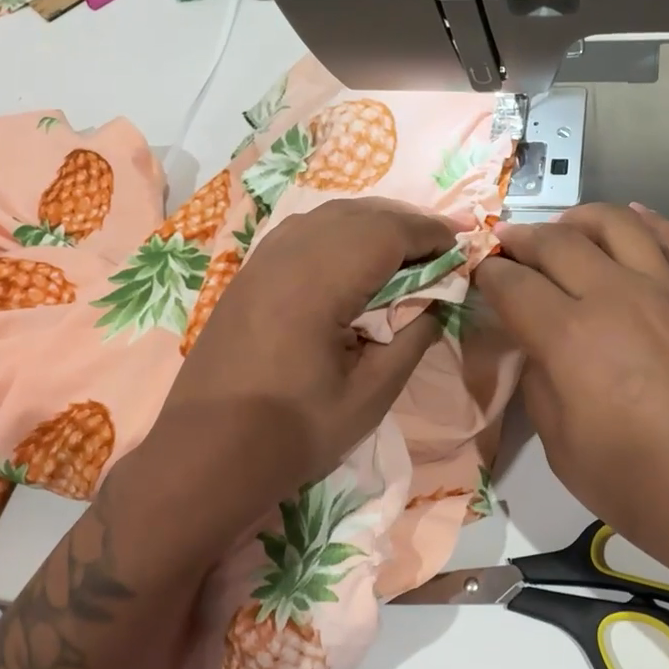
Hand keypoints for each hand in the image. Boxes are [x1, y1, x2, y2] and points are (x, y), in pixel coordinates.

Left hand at [145, 197, 454, 535]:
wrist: (204, 455)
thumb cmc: (294, 432)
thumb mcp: (371, 394)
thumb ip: (414, 336)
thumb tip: (438, 299)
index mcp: (320, 282)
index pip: (389, 232)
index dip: (431, 233)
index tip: (464, 244)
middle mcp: (289, 255)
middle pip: (362, 214)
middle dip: (408, 222)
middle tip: (444, 242)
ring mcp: (263, 259)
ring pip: (331, 214)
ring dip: (375, 222)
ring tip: (407, 244)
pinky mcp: (250, 272)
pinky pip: (305, 229)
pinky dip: (341, 230)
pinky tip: (356, 254)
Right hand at [473, 204, 668, 607]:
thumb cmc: (645, 490)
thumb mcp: (565, 451)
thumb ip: (542, 386)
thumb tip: (539, 349)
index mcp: (572, 337)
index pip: (515, 287)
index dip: (490, 276)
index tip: (479, 273)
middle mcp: (616, 297)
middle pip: (559, 243)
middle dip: (523, 238)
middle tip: (507, 244)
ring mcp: (667, 291)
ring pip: (617, 224)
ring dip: (581, 217)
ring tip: (563, 226)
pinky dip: (649, 221)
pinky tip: (634, 217)